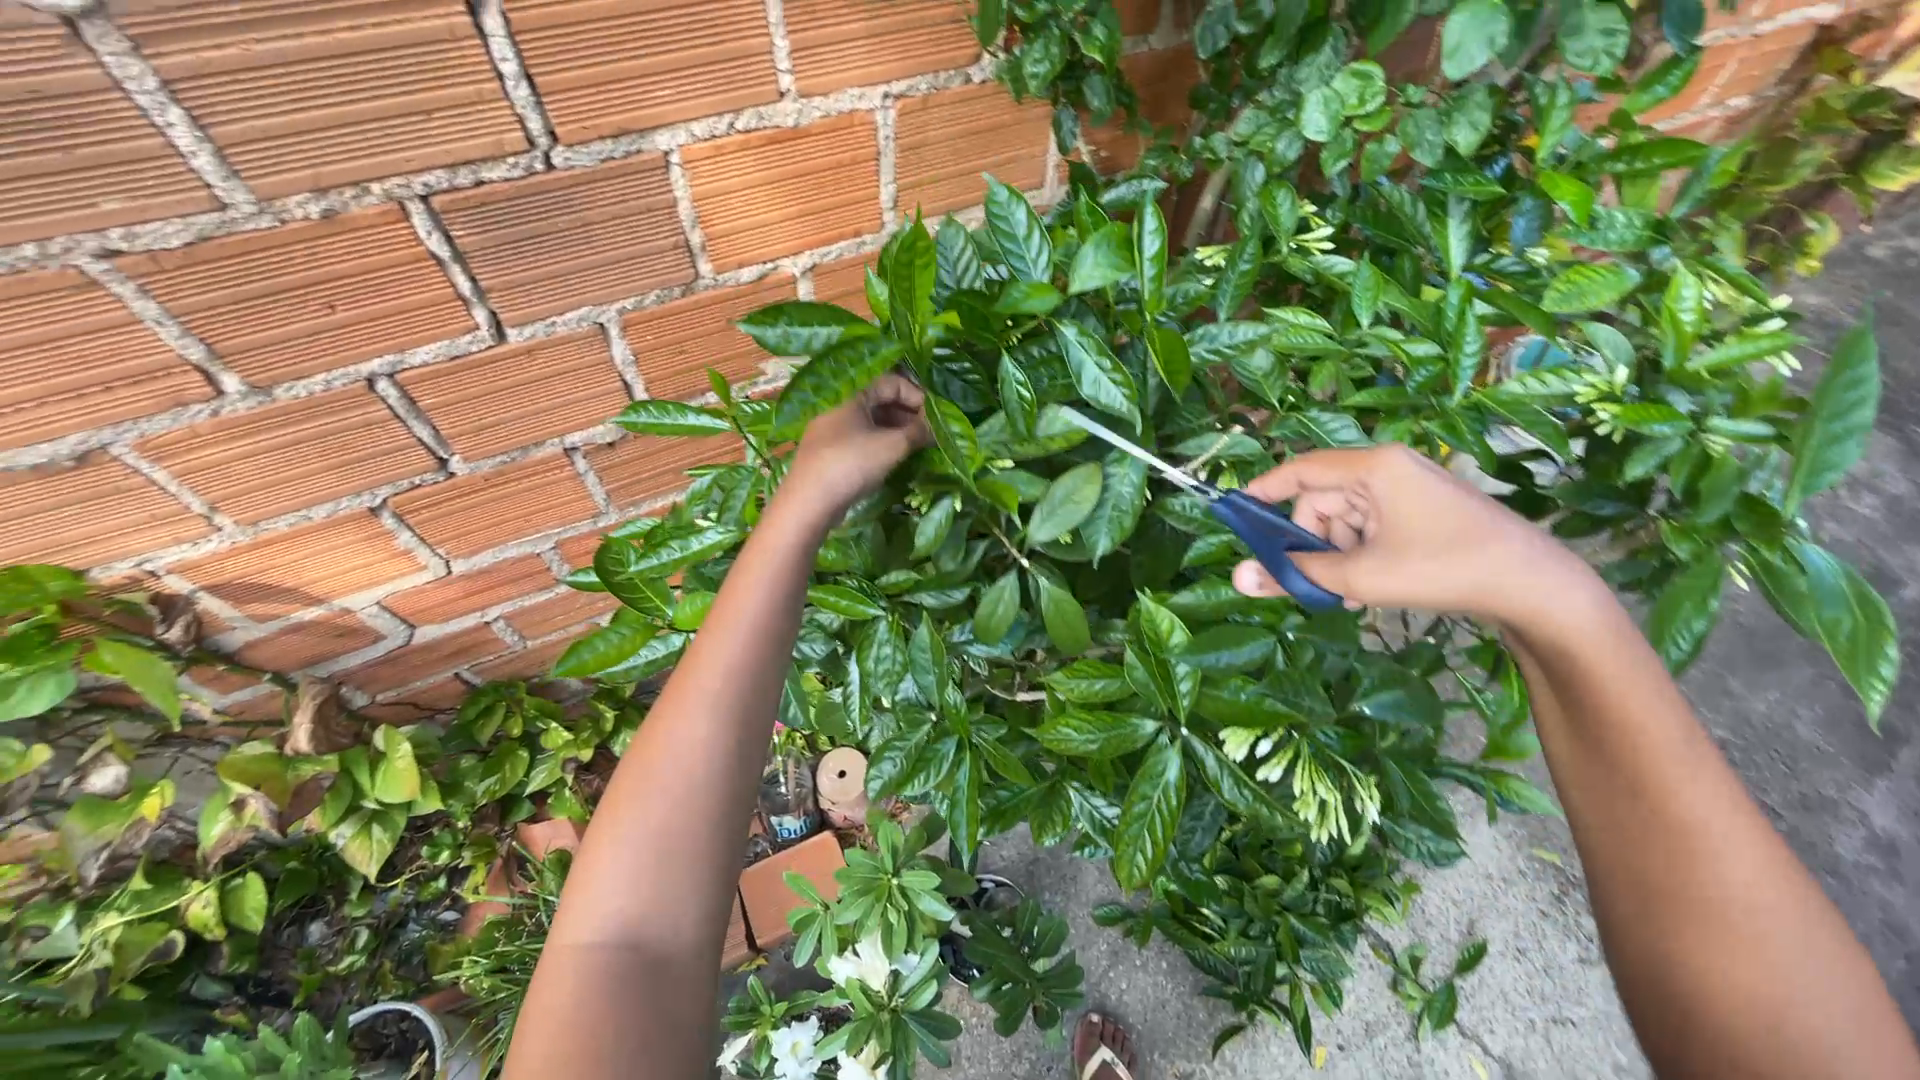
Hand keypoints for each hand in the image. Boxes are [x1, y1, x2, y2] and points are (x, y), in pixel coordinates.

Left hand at [781, 374, 930, 517]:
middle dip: (908, 415)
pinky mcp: (828, 450)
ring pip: (870, 421)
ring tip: (916, 446)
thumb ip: (919, 432)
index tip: (936, 416)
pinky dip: (880, 443)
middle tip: (930, 433)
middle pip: (880, 400)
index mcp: (851, 393)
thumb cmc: (852, 463)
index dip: (917, 396)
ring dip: (896, 430)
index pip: (892, 382)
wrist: (809, 502)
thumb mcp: (893, 445)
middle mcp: (838, 404)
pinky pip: (859, 437)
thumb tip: (937, 427)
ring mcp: (830, 428)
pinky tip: (894, 458)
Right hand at [1230, 443, 1601, 627]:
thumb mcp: (1360, 578)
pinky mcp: (1423, 506)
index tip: (1236, 515)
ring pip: (1345, 516)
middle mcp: (1389, 466)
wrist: (1534, 585)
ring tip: (1350, 591)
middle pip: (1322, 499)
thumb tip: (1239, 578)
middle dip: (1311, 541)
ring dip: (1336, 552)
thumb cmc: (1443, 569)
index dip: (1264, 492)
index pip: (1300, 469)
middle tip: (1312, 581)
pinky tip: (1369, 583)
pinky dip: (1360, 551)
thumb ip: (1296, 574)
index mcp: (1374, 467)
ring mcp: (1409, 485)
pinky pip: (1371, 522)